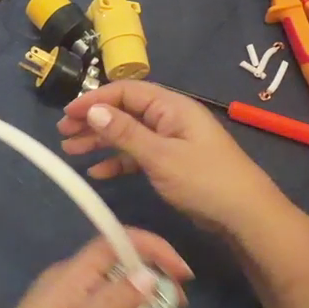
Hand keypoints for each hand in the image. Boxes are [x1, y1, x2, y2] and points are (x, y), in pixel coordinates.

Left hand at [0, 228, 192, 307]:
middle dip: (151, 291)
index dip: (154, 249)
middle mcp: (71, 279)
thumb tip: (149, 275)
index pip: (117, 241)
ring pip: (113, 298)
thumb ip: (117, 304)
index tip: (183, 274)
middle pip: (120, 270)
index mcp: (74, 274)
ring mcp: (67, 299)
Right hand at [58, 80, 291, 235]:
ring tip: (72, 152)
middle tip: (63, 134)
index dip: (94, 100)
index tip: (67, 113)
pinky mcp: (172, 163)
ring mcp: (171, 141)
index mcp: (171, 107)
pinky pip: (138, 155)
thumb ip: (125, 132)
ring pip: (128, 134)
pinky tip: (97, 173)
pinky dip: (118, 161)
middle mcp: (170, 118)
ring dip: (101, 141)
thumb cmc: (204, 180)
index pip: (125, 92)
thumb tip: (93, 110)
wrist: (245, 215)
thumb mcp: (160, 156)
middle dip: (93, 121)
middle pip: (124, 112)